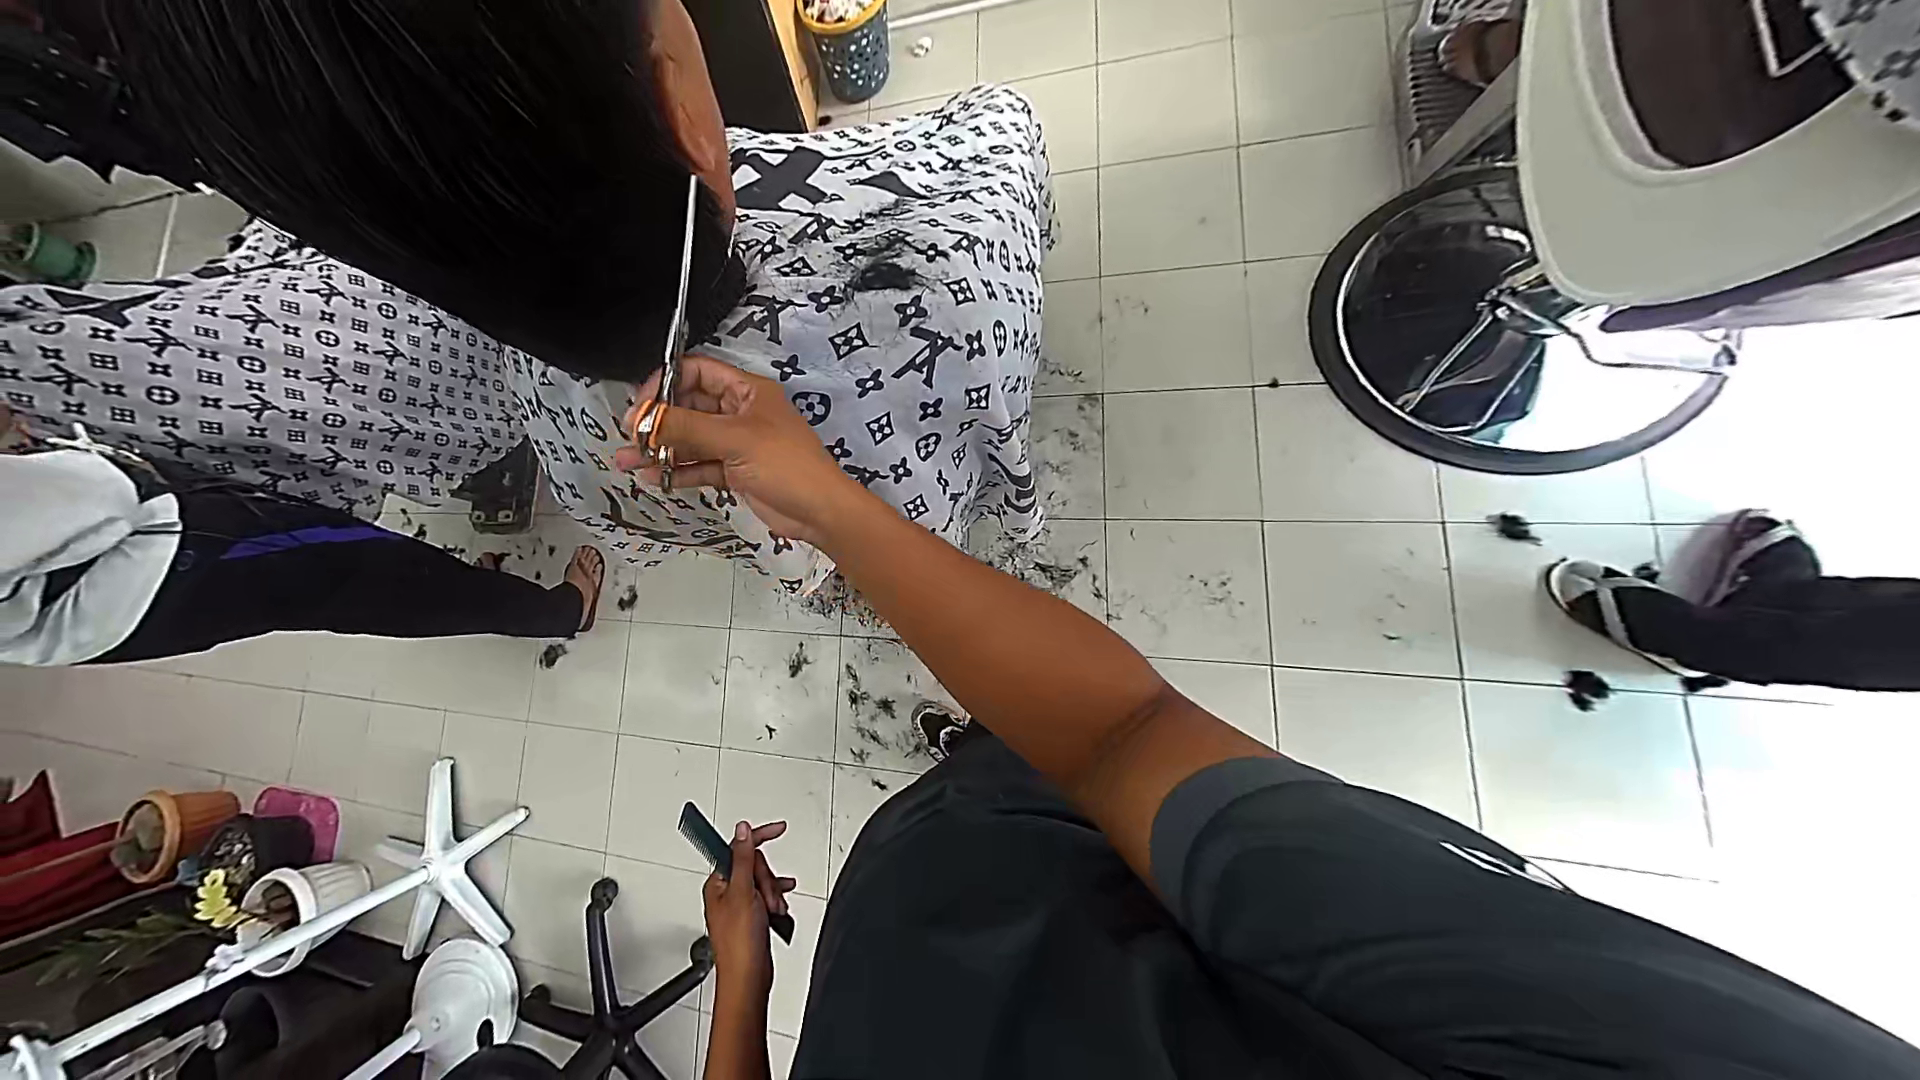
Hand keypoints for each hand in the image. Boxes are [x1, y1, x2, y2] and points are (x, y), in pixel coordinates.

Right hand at [614, 355, 868, 546]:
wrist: (820, 511)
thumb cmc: (791, 467)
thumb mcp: (735, 439)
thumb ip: (685, 428)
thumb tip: (642, 418)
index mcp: (748, 392)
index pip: (698, 371)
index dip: (667, 382)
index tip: (643, 402)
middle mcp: (742, 413)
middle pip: (690, 407)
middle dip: (659, 420)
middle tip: (632, 435)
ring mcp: (739, 444)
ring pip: (691, 440)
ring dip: (661, 449)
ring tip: (628, 459)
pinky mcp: (737, 472)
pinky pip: (699, 466)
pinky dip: (677, 471)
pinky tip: (653, 476)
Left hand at [701, 820, 796, 999]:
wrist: (748, 980)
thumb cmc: (738, 945)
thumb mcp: (743, 893)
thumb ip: (743, 858)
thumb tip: (741, 830)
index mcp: (718, 883)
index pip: (738, 848)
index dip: (759, 837)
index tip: (778, 828)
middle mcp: (727, 891)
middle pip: (755, 864)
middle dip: (767, 878)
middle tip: (766, 896)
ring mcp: (740, 903)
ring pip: (764, 880)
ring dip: (773, 891)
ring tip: (772, 908)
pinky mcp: (752, 914)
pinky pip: (768, 895)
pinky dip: (776, 900)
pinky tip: (779, 910)